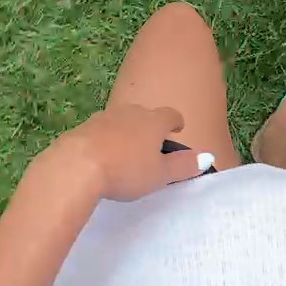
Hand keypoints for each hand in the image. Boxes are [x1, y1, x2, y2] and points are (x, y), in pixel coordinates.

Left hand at [39, 105, 213, 201]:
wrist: (77, 165)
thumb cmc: (126, 169)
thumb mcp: (160, 174)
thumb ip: (183, 166)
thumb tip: (208, 156)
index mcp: (153, 121)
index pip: (170, 114)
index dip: (175, 122)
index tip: (177, 129)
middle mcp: (130, 112)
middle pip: (145, 115)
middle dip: (150, 127)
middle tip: (152, 146)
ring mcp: (105, 117)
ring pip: (121, 121)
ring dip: (127, 132)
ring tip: (127, 153)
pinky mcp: (83, 128)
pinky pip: (100, 131)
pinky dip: (105, 140)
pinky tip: (102, 157)